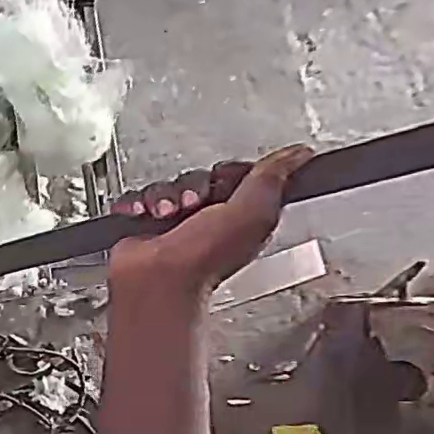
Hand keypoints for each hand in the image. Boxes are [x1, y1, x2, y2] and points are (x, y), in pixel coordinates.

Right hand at [108, 145, 312, 299]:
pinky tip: (141, 213)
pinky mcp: (143, 227)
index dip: (228, 173)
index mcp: (239, 219)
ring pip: (166, 188)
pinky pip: (135, 200)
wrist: (156, 279)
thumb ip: (273, 178)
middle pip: (197, 179)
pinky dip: (134, 204)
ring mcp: (173, 225)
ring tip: (164, 213)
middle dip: (192, 186)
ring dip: (162, 196)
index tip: (223, 180)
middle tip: (191, 203)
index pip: (235, 177)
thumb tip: (299, 154)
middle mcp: (206, 222)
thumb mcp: (253, 212)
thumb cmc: (203, 259)